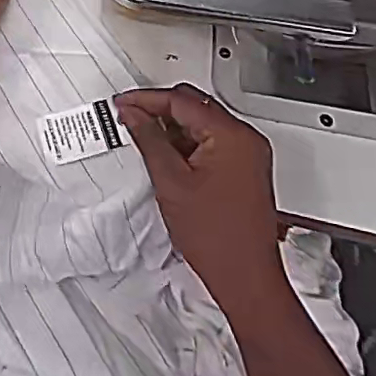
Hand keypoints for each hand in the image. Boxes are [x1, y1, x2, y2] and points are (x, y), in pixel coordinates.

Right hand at [115, 84, 286, 311]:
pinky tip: (168, 156)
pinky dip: (188, 143)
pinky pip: (212, 141)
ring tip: (145, 139)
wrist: (245, 276)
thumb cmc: (218, 239)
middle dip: (160, 109)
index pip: (182, 101)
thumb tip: (135, 115)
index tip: (126, 103)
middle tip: (131, 115)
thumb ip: (149, 140)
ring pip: (203, 123)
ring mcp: (248, 153)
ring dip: (173, 127)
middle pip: (195, 106)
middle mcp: (246, 139)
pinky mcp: (246, 167)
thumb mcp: (171, 181)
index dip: (148, 99)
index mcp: (231, 135)